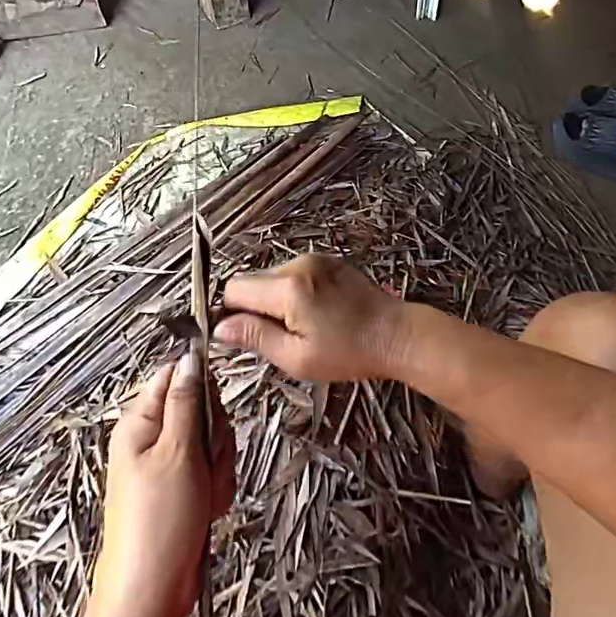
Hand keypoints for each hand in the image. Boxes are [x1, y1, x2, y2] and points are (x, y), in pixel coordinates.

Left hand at [74, 353, 234, 616]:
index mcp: (140, 423)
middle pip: (202, 408)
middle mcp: (153, 440)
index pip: (176, 376)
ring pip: (214, 441)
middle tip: (205, 458)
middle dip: (215, 435)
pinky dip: (218, 486)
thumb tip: (190, 359)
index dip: (201, 387)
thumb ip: (187, 401)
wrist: (155, 590)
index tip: (210, 409)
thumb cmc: (155, 526)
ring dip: (219, 465)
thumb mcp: (177, 451)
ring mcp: (170, 464)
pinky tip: (206, 505)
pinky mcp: (184, 487)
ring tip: (204, 489)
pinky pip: (215, 469)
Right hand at [215, 254, 408, 381]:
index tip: (242, 336)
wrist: (395, 334)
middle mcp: (298, 264)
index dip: (231, 313)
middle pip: (253, 281)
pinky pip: (293, 274)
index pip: (235, 289)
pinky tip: (315, 314)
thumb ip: (255, 338)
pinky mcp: (326, 260)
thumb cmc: (348, 352)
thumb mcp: (296, 357)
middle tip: (279, 338)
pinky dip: (293, 293)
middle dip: (255, 308)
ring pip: (272, 278)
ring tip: (303, 327)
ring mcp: (314, 259)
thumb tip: (219, 328)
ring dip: (274, 301)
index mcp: (288, 288)